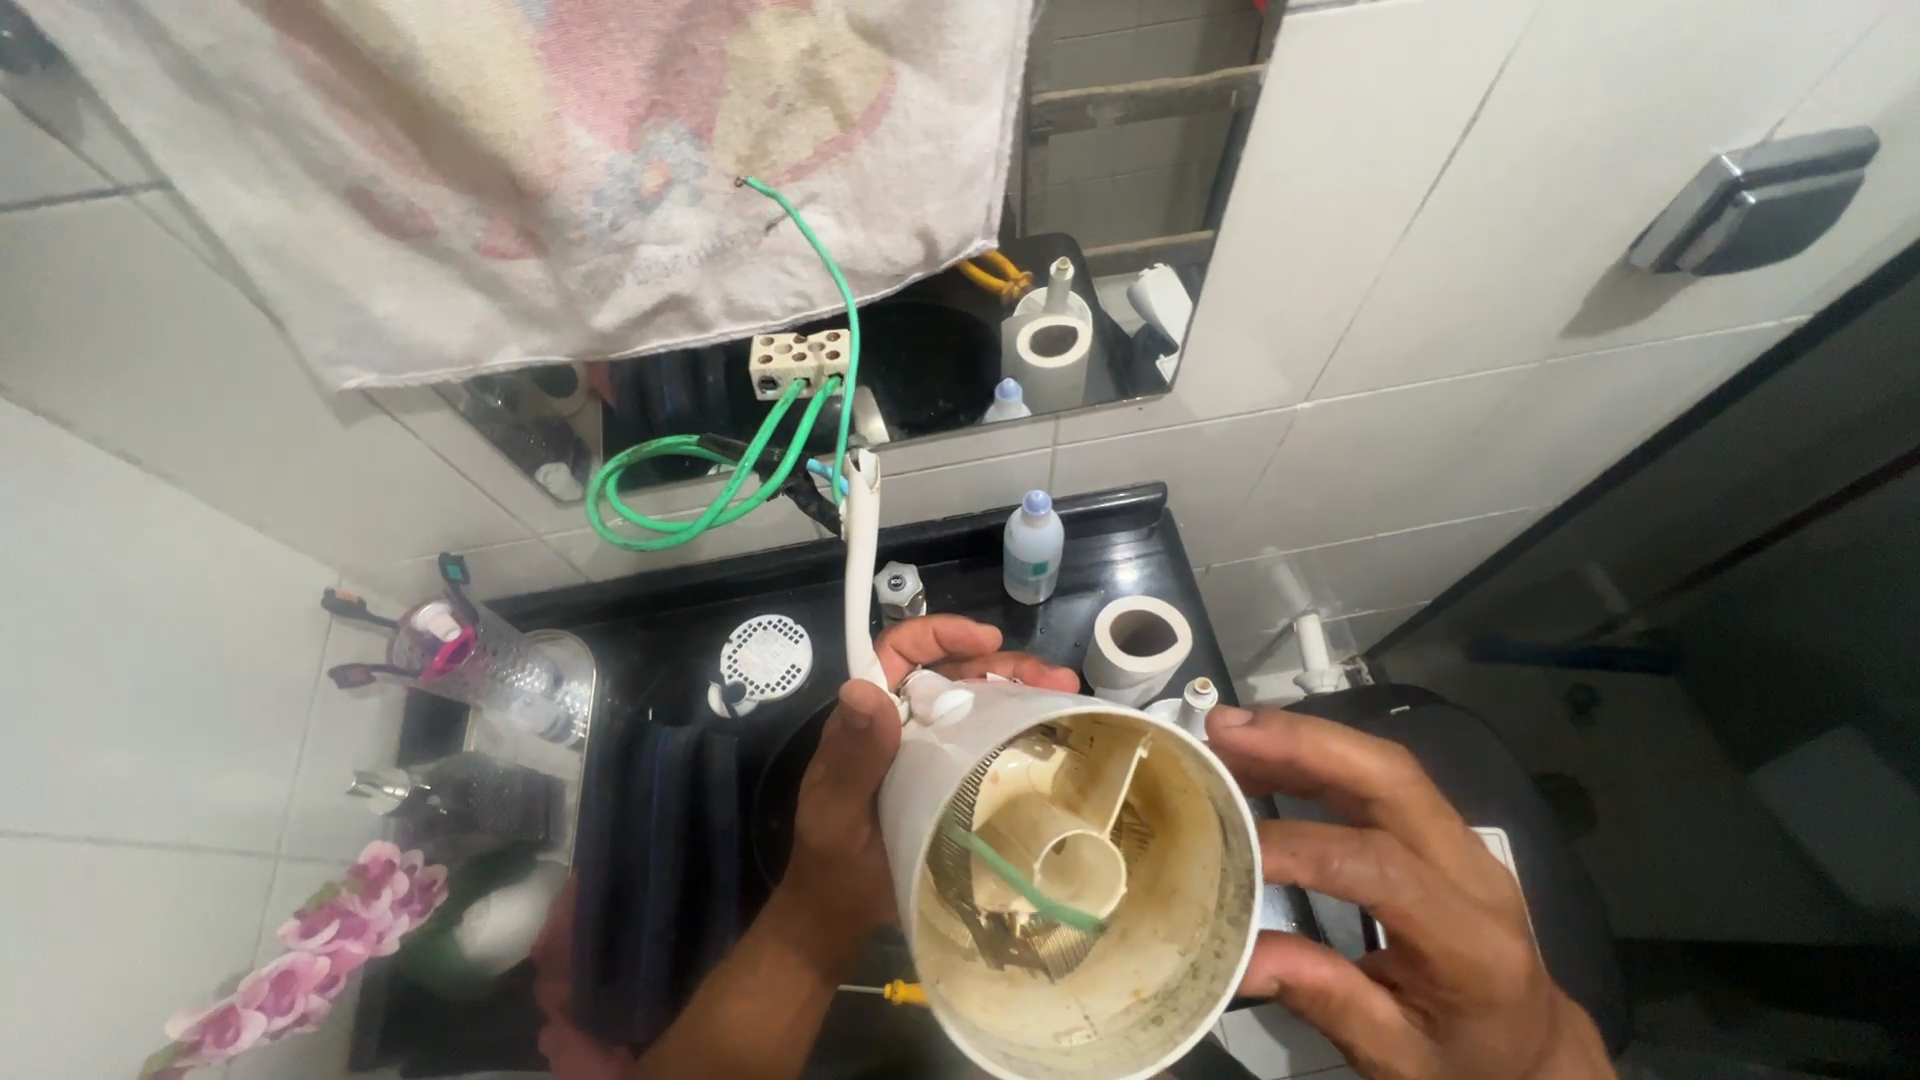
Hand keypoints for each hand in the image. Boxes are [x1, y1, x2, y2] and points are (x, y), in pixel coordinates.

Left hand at [777, 615, 1078, 960]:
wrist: (845, 911)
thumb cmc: (831, 859)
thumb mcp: (835, 808)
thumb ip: (852, 754)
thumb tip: (862, 690)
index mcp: (869, 714)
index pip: (900, 651)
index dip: (940, 633)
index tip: (987, 640)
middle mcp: (903, 721)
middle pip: (953, 671)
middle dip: (1002, 664)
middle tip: (1052, 676)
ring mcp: (932, 748)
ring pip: (977, 700)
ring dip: (1021, 689)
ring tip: (1063, 691)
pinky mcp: (954, 774)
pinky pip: (989, 738)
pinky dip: (1021, 727)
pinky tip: (1053, 728)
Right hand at [1205, 707, 1612, 1079]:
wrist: (1534, 1049)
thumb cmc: (1467, 1062)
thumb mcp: (1399, 1058)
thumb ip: (1326, 1000)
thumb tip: (1238, 958)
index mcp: (1473, 944)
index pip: (1381, 868)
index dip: (1299, 847)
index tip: (1225, 843)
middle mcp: (1474, 873)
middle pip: (1392, 780)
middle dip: (1303, 744)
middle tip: (1224, 732)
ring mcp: (1459, 841)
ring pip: (1381, 763)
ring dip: (1300, 737)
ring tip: (1225, 729)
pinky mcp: (1437, 827)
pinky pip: (1374, 773)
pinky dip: (1311, 753)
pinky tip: (1258, 755)